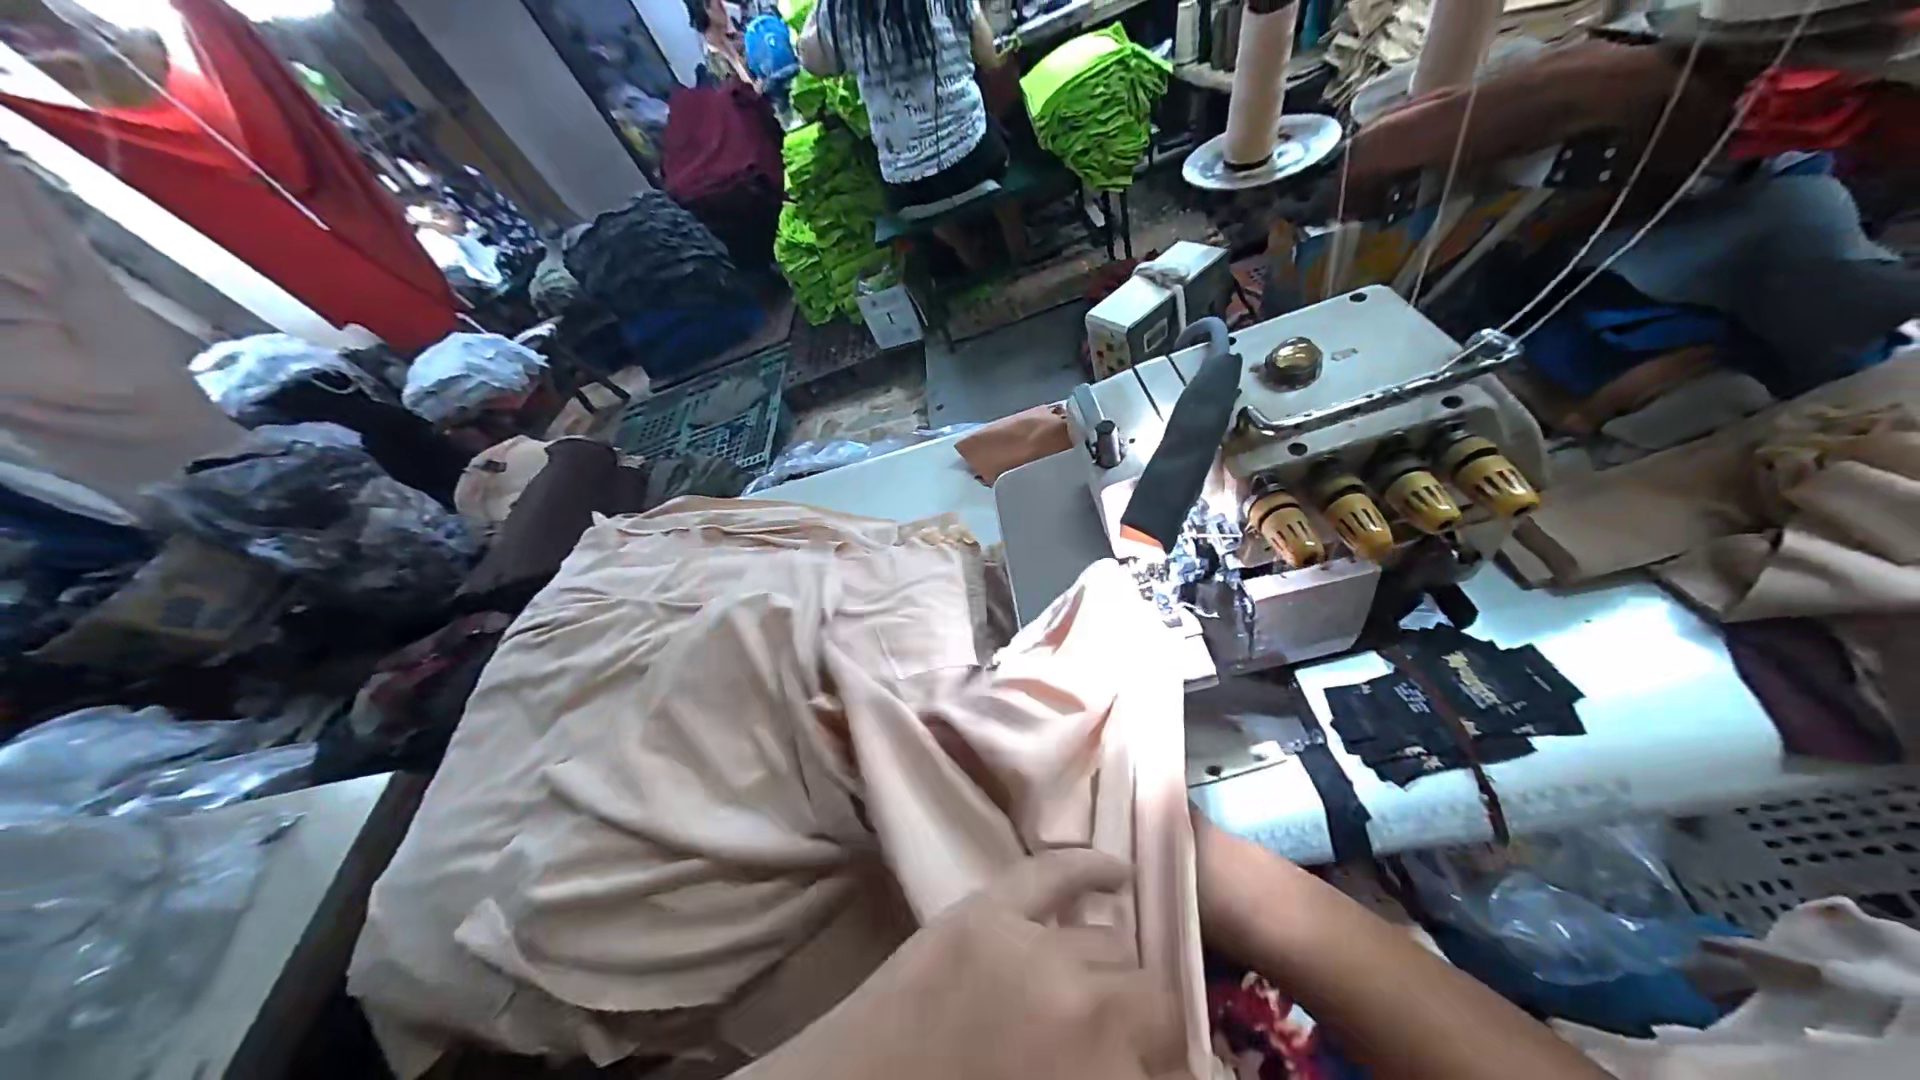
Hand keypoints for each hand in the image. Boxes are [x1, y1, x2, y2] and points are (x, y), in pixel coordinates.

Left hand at [740, 850, 1182, 1079]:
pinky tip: (1118, 871)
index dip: (1171, 1066)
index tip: (1159, 1071)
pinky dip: (1086, 869)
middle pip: (1148, 994)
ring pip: (1109, 944)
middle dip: (1144, 1027)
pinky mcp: (983, 912)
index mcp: (1103, 1071)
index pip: (1178, 1052)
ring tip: (1104, 994)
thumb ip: (1114, 1075)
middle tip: (1122, 1048)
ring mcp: (1026, 947)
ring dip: (1112, 973)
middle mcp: (1080, 1001)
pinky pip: (1049, 874)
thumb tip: (1158, 1063)